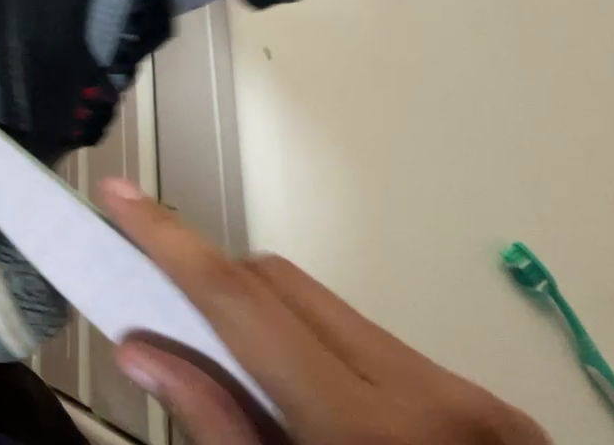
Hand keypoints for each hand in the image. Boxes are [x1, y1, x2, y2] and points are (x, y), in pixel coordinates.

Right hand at [96, 178, 548, 444]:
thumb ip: (215, 425)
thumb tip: (138, 346)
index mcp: (365, 431)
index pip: (240, 302)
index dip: (168, 241)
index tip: (118, 192)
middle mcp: (427, 392)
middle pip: (280, 283)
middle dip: (218, 286)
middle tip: (170, 312)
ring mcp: (473, 397)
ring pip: (327, 306)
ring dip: (272, 321)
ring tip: (259, 384)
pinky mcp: (495, 405)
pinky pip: (373, 340)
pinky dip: (325, 351)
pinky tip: (326, 408)